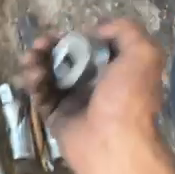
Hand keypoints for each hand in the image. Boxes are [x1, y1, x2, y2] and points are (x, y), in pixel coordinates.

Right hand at [19, 18, 174, 173]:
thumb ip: (126, 30)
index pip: (91, 48)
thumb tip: (97, 30)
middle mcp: (95, 85)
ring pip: (50, 75)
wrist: (113, 142)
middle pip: (66, 59)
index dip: (75, 37)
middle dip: (50, 47)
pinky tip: (32, 75)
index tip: (64, 33)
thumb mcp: (143, 54)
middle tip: (40, 42)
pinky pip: (40, 95)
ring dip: (37, 62)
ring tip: (31, 58)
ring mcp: (74, 102)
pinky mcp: (56, 117)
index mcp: (116, 71)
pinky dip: (33, 83)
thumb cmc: (129, 97)